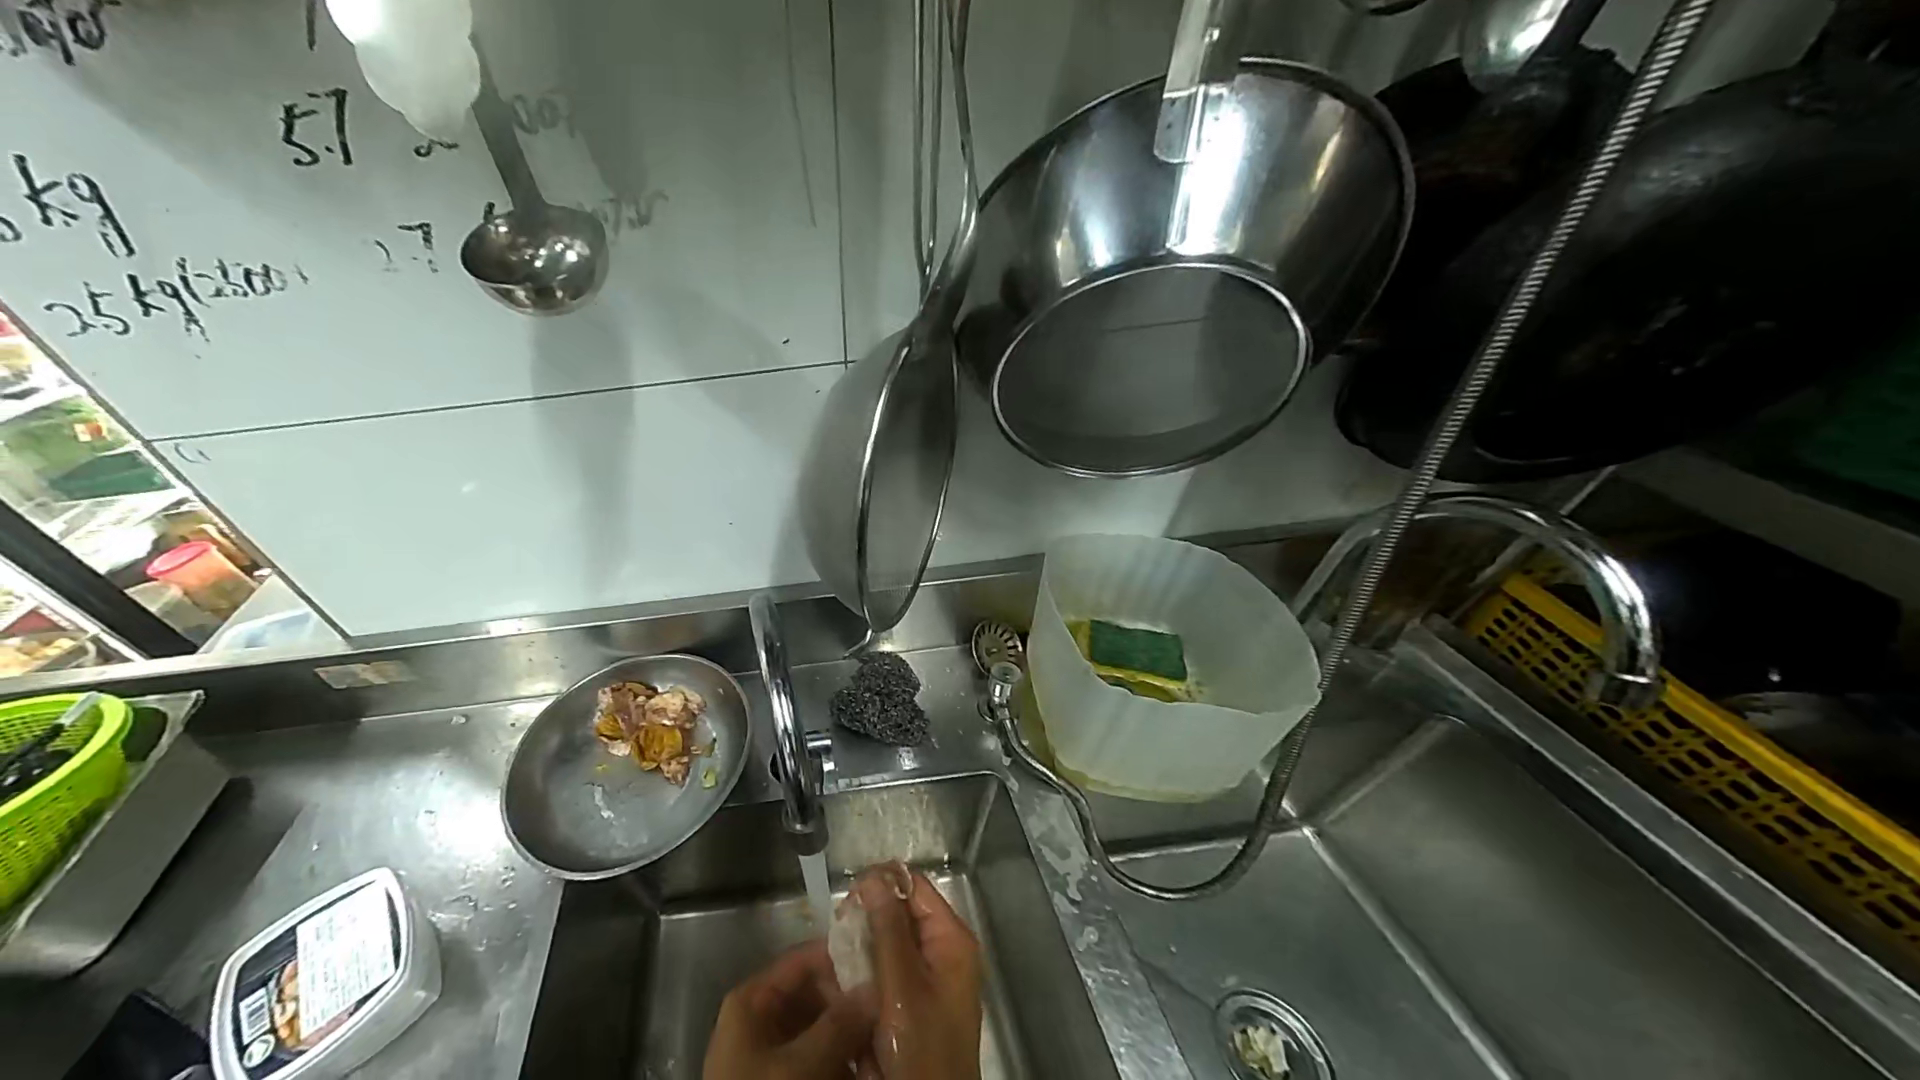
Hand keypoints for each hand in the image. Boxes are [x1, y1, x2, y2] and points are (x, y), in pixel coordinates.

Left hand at [704, 941, 876, 1079]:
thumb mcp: (800, 1067)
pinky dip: (843, 1057)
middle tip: (887, 1011)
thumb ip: (840, 1024)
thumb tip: (876, 986)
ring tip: (882, 1041)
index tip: (882, 963)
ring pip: (823, 1023)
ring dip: (853, 1032)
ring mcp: (772, 1047)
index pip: (805, 958)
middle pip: (817, 990)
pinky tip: (868, 1065)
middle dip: (852, 1002)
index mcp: (753, 1000)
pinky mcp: (784, 1075)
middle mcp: (761, 1015)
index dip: (843, 956)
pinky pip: (820, 1053)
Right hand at [857, 868, 982, 1079]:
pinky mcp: (911, 1003)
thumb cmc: (922, 1048)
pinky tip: (843, 975)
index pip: (916, 888)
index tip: (847, 895)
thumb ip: (888, 929)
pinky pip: (886, 971)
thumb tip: (874, 875)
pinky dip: (865, 968)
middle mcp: (943, 951)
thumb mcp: (903, 986)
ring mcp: (928, 979)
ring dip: (863, 943)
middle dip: (869, 915)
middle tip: (838, 927)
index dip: (883, 883)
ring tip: (837, 952)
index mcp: (951, 939)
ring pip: (890, 942)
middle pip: (902, 913)